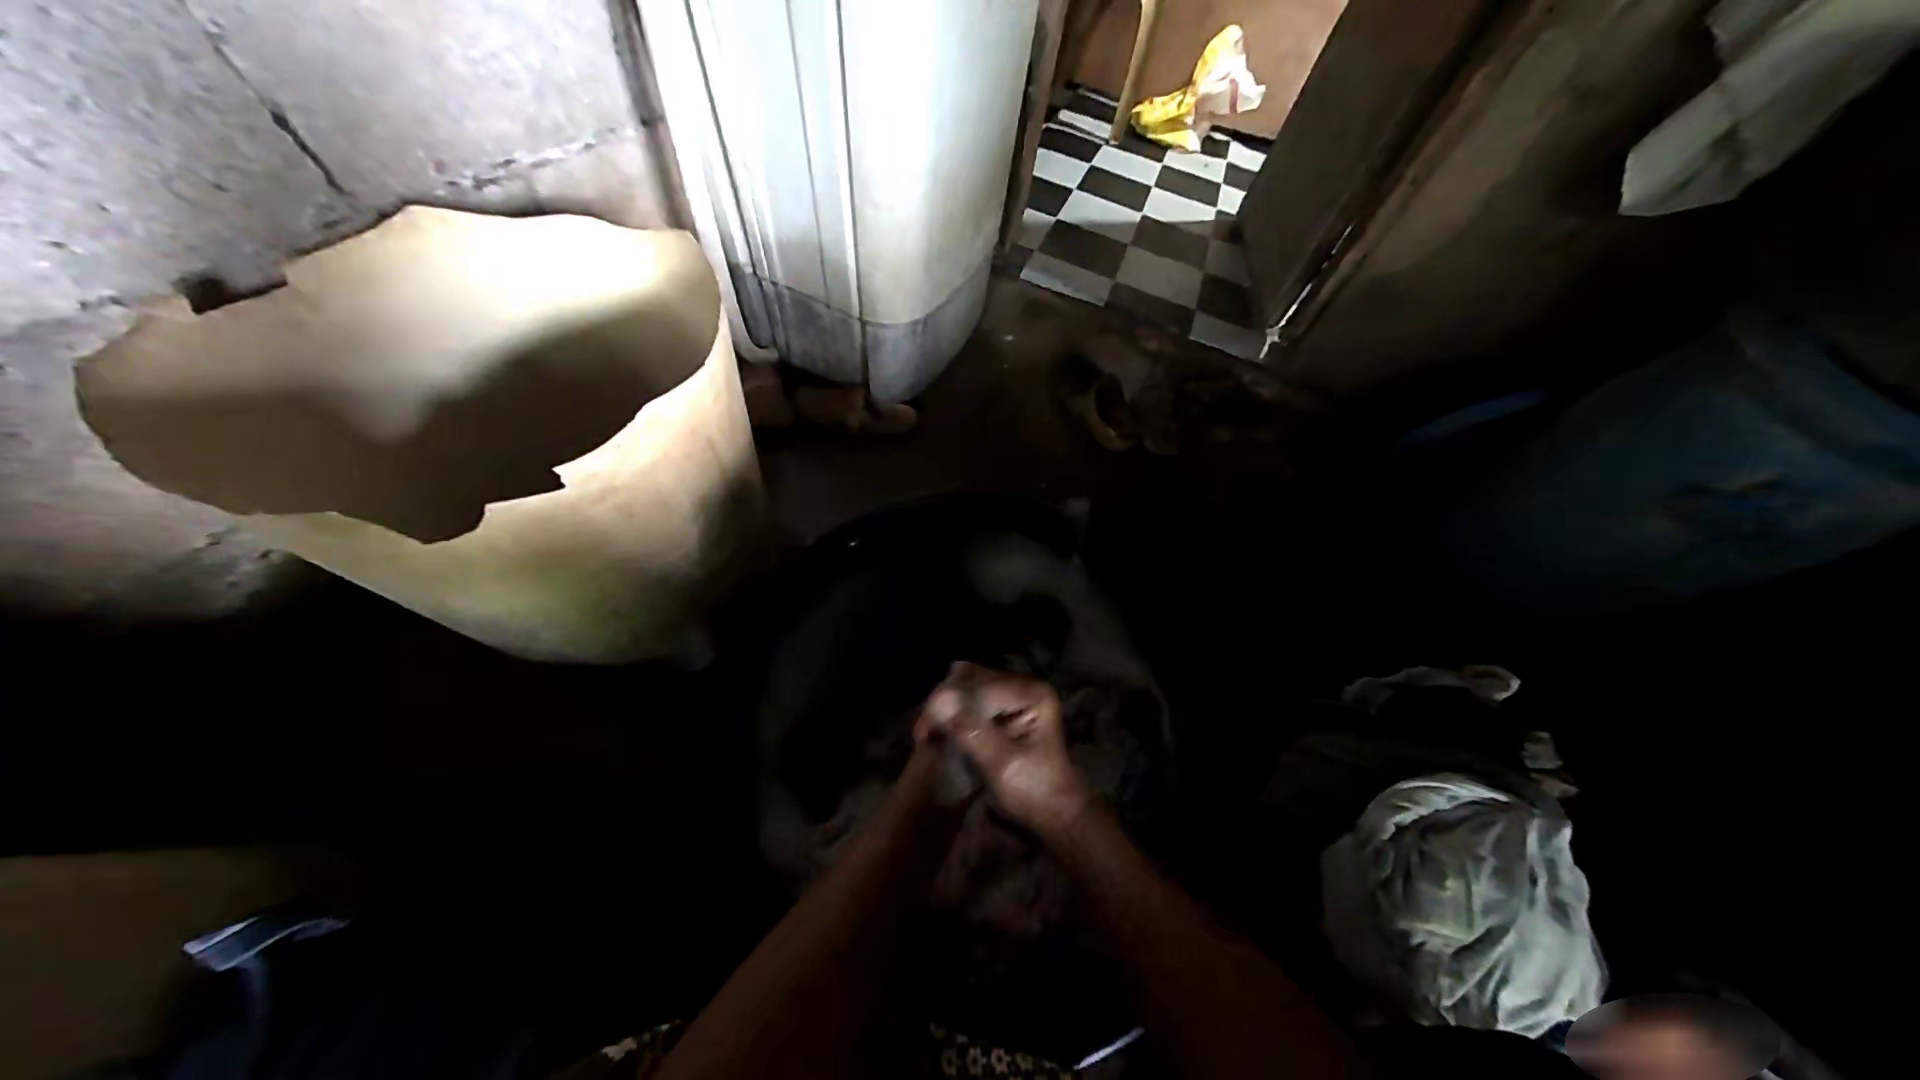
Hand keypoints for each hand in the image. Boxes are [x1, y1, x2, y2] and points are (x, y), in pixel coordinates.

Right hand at [916, 662, 1091, 834]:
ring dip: (944, 707)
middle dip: (942, 704)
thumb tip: (939, 701)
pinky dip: (953, 712)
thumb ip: (972, 732)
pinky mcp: (1005, 704)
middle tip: (922, 735)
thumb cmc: (1033, 792)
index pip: (977, 686)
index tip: (922, 734)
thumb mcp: (1001, 765)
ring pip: (965, 685)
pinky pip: (969, 697)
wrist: (1055, 812)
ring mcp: (1015, 692)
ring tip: (928, 734)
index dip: (945, 704)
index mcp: (1032, 693)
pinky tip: (941, 731)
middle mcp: (1024, 683)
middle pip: (969, 679)